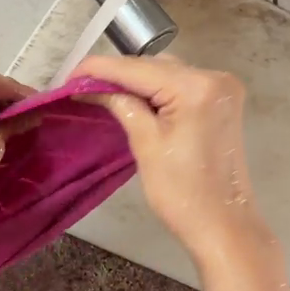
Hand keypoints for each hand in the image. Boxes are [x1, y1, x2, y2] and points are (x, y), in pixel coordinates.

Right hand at [75, 54, 268, 256]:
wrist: (222, 224)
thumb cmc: (181, 192)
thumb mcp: (145, 144)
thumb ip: (121, 105)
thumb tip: (91, 86)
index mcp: (196, 87)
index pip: (136, 68)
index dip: (98, 69)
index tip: (66, 77)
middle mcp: (214, 77)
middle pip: (152, 66)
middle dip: (115, 74)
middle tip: (78, 86)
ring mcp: (221, 89)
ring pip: (165, 74)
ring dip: (133, 81)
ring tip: (97, 91)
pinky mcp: (220, 102)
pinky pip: (179, 86)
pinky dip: (154, 90)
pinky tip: (129, 97)